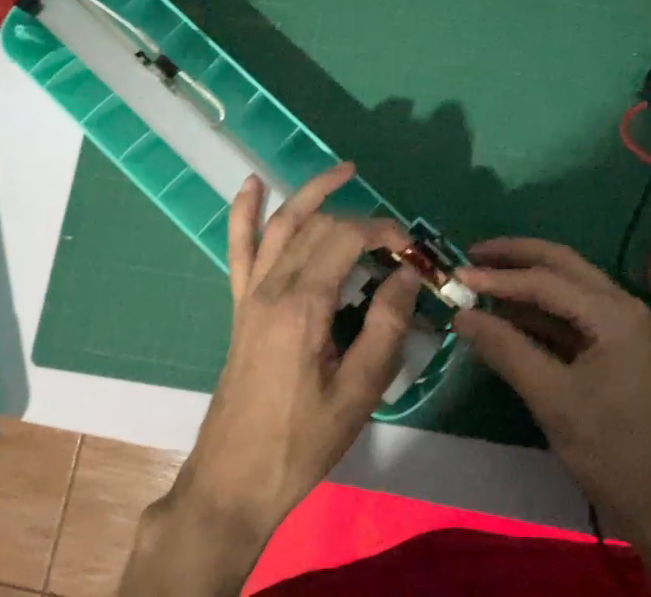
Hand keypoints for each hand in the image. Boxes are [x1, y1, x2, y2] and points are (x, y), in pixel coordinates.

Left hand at [122, 163, 420, 596]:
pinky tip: (252, 185)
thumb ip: (385, 327)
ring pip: (281, 226)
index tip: (415, 250)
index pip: (347, 239)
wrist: (235, 479)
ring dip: (311, 194)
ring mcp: (250, 295)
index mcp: (303, 306)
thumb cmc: (302, 442)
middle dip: (362, 221)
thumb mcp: (358, 392)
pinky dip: (244, 214)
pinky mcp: (240, 307)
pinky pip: (239, 249)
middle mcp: (272, 288)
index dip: (385, 232)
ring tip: (344, 171)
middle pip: (319, 229)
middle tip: (398, 241)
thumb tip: (407, 276)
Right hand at [453, 238, 650, 596]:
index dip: (498, 277)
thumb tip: (461, 315)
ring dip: (524, 282)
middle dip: (514, 258)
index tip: (456, 275)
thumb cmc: (608, 449)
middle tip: (470, 256)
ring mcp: (620, 326)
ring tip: (480, 282)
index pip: (546, 280)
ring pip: (566, 288)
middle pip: (561, 266)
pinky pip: (570, 316)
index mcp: (614, 314)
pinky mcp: (613, 347)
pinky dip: (537, 312)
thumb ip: (505, 349)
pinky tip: (505, 316)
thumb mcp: (551, 398)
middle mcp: (622, 307)